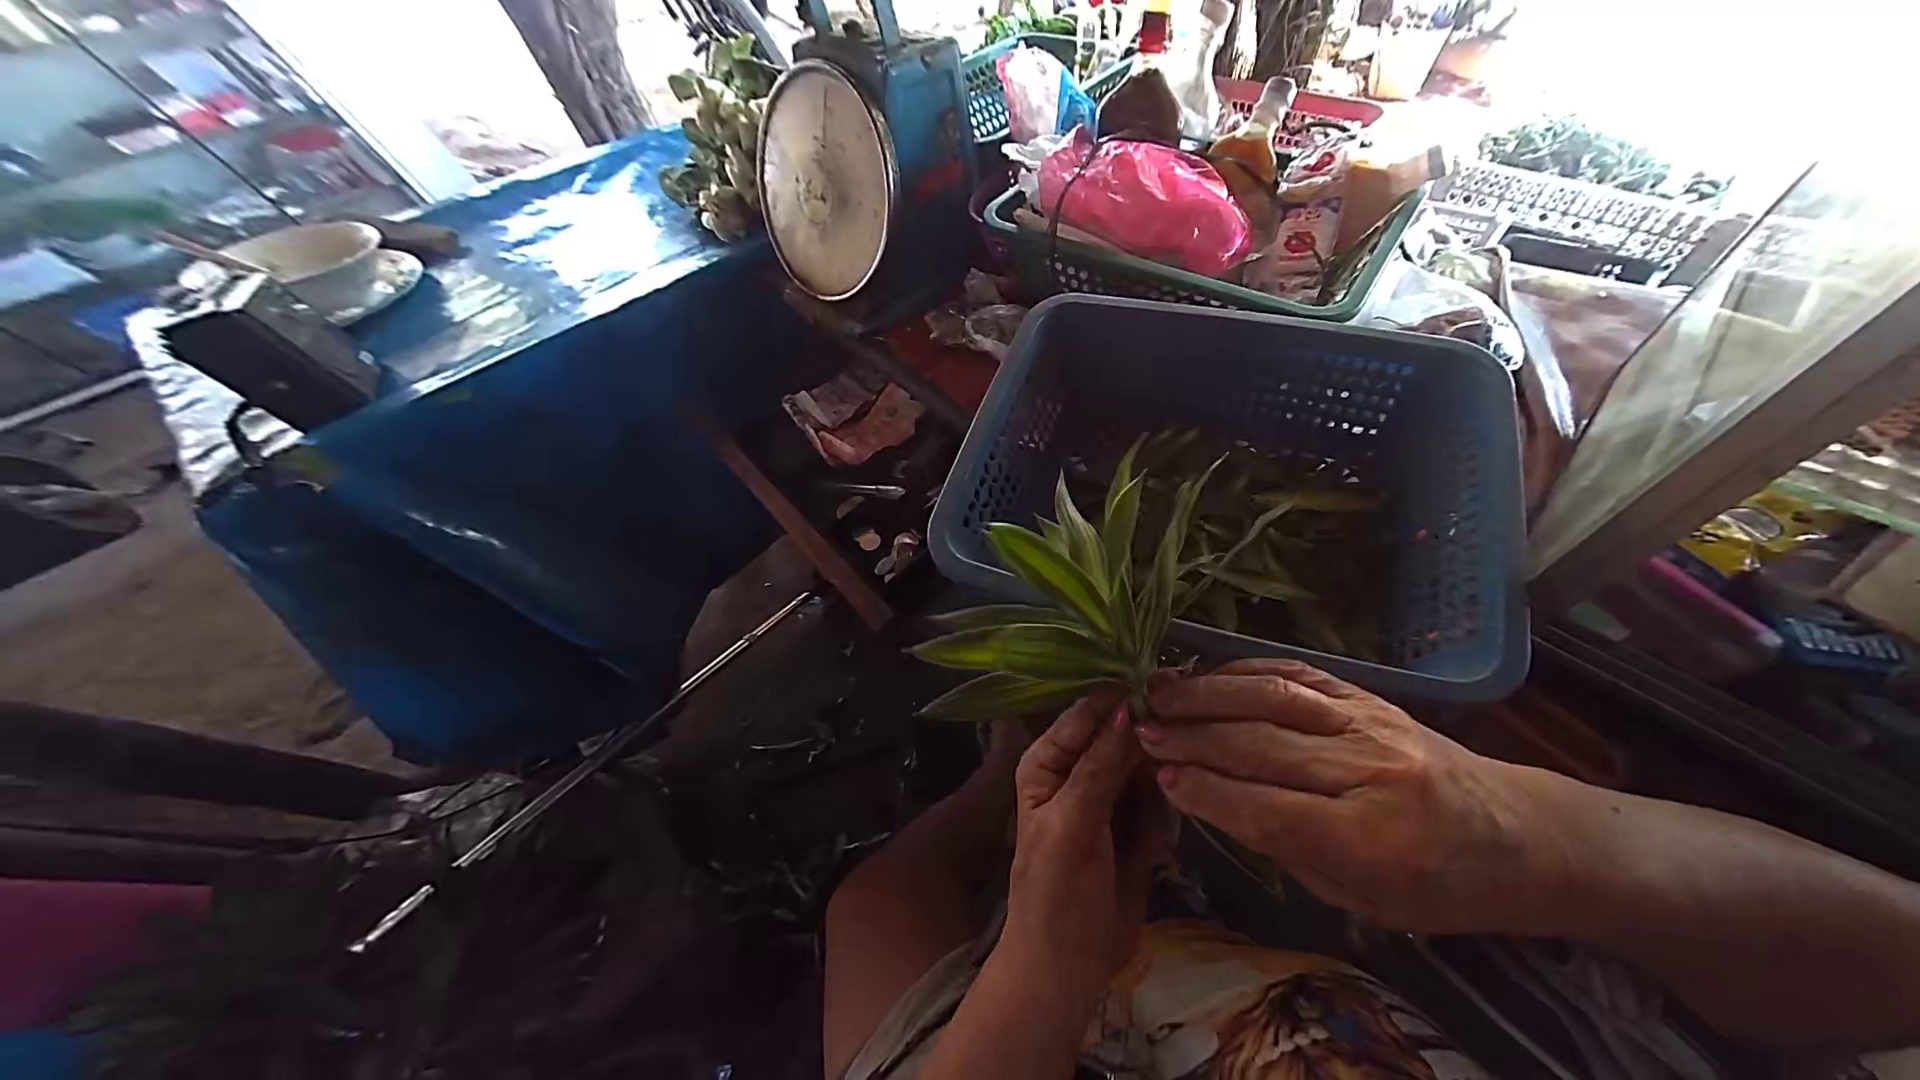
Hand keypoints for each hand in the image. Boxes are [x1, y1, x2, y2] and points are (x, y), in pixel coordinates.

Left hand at [1004, 693, 1176, 999]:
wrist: (1067, 970)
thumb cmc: (1057, 892)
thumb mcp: (1075, 822)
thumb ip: (1101, 764)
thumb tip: (1127, 705)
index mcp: (1048, 760)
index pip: (1088, 713)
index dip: (1123, 697)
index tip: (1167, 682)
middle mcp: (1078, 770)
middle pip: (1124, 738)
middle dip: (1149, 755)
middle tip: (1173, 769)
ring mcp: (1109, 799)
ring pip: (1149, 771)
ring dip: (1158, 797)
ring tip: (1151, 833)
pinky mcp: (1134, 827)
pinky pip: (1160, 805)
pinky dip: (1162, 826)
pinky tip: (1154, 852)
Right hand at [1140, 659, 1563, 934]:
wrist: (1519, 834)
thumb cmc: (1435, 884)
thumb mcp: (1357, 895)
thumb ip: (1278, 842)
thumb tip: (1200, 792)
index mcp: (1372, 840)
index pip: (1264, 808)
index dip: (1203, 790)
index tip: (1158, 775)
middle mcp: (1369, 770)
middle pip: (1258, 744)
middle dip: (1191, 736)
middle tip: (1141, 727)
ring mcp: (1369, 723)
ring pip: (1269, 698)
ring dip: (1205, 694)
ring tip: (1159, 692)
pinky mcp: (1366, 695)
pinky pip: (1294, 673)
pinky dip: (1242, 671)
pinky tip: (1207, 675)